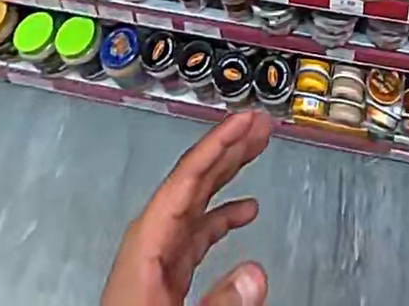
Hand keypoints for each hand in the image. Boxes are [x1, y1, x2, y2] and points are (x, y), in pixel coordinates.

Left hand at [101, 109, 273, 305]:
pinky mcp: (168, 273)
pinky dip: (224, 215)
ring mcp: (160, 254)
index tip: (244, 120)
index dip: (218, 143)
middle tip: (259, 123)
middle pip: (194, 178)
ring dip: (229, 172)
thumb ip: (218, 304)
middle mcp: (154, 237)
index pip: (187, 176)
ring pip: (199, 199)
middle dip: (228, 147)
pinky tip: (247, 210)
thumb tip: (258, 271)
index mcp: (148, 240)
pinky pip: (200, 231)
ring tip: (258, 148)